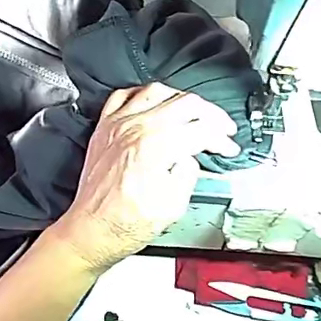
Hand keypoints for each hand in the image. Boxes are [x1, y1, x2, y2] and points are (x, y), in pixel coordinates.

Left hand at [46, 85, 241, 274]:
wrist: (93, 229)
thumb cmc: (125, 223)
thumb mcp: (173, 206)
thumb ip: (188, 175)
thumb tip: (190, 159)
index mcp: (156, 146)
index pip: (201, 130)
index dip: (221, 139)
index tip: (227, 147)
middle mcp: (136, 128)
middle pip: (185, 103)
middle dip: (211, 115)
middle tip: (221, 128)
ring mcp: (118, 125)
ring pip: (157, 91)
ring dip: (181, 99)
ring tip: (193, 113)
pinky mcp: (104, 128)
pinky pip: (124, 96)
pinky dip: (143, 95)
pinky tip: (152, 103)